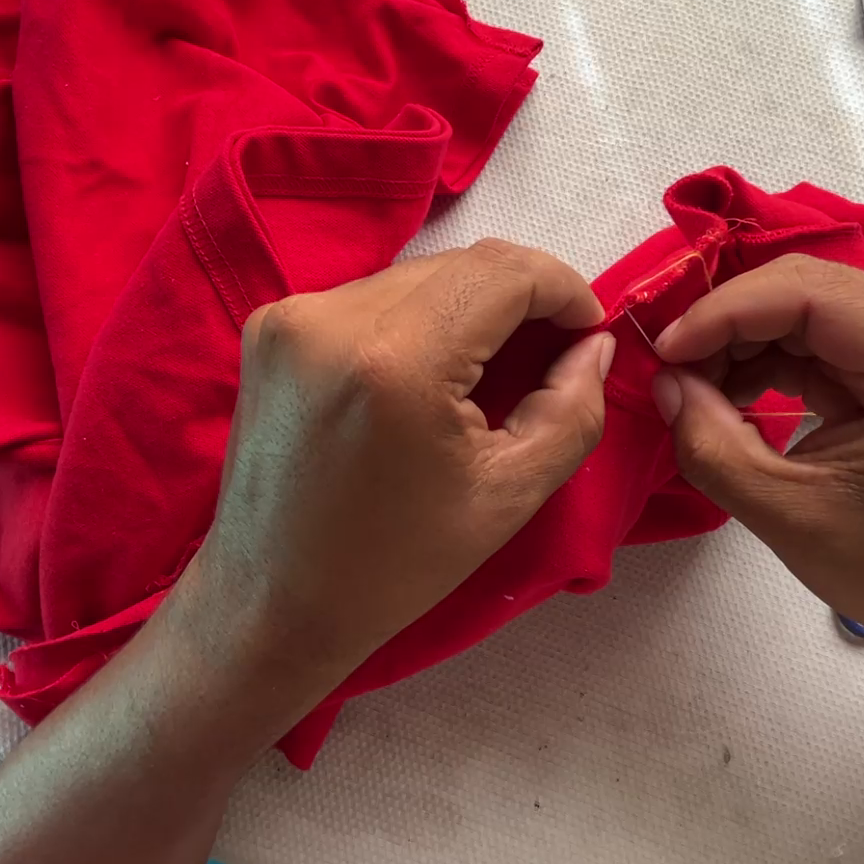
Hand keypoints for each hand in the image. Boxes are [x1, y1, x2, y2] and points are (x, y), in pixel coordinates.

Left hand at [175, 239, 614, 691]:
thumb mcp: (509, 496)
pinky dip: (415, 317)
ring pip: (416, 275)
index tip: (587, 327)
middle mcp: (333, 316)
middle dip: (520, 297)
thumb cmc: (394, 564)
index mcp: (396, 359)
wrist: (270, 599)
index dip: (563, 287)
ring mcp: (291, 314)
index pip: (504, 272)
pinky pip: (371, 295)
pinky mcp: (271, 325)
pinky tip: (425, 370)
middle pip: (460, 265)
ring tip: (486, 367)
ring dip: (466, 306)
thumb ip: (572, 409)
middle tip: (548, 352)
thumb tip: (593, 343)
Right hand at [651, 254, 863, 690]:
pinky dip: (768, 356)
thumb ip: (711, 444)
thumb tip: (663, 380)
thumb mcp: (786, 516)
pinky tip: (735, 393)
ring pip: (809, 305)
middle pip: (810, 288)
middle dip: (728, 322)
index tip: (664, 352)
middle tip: (672, 369)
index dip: (725, 312)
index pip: (813, 294)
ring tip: (698, 389)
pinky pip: (822, 334)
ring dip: (743, 339)